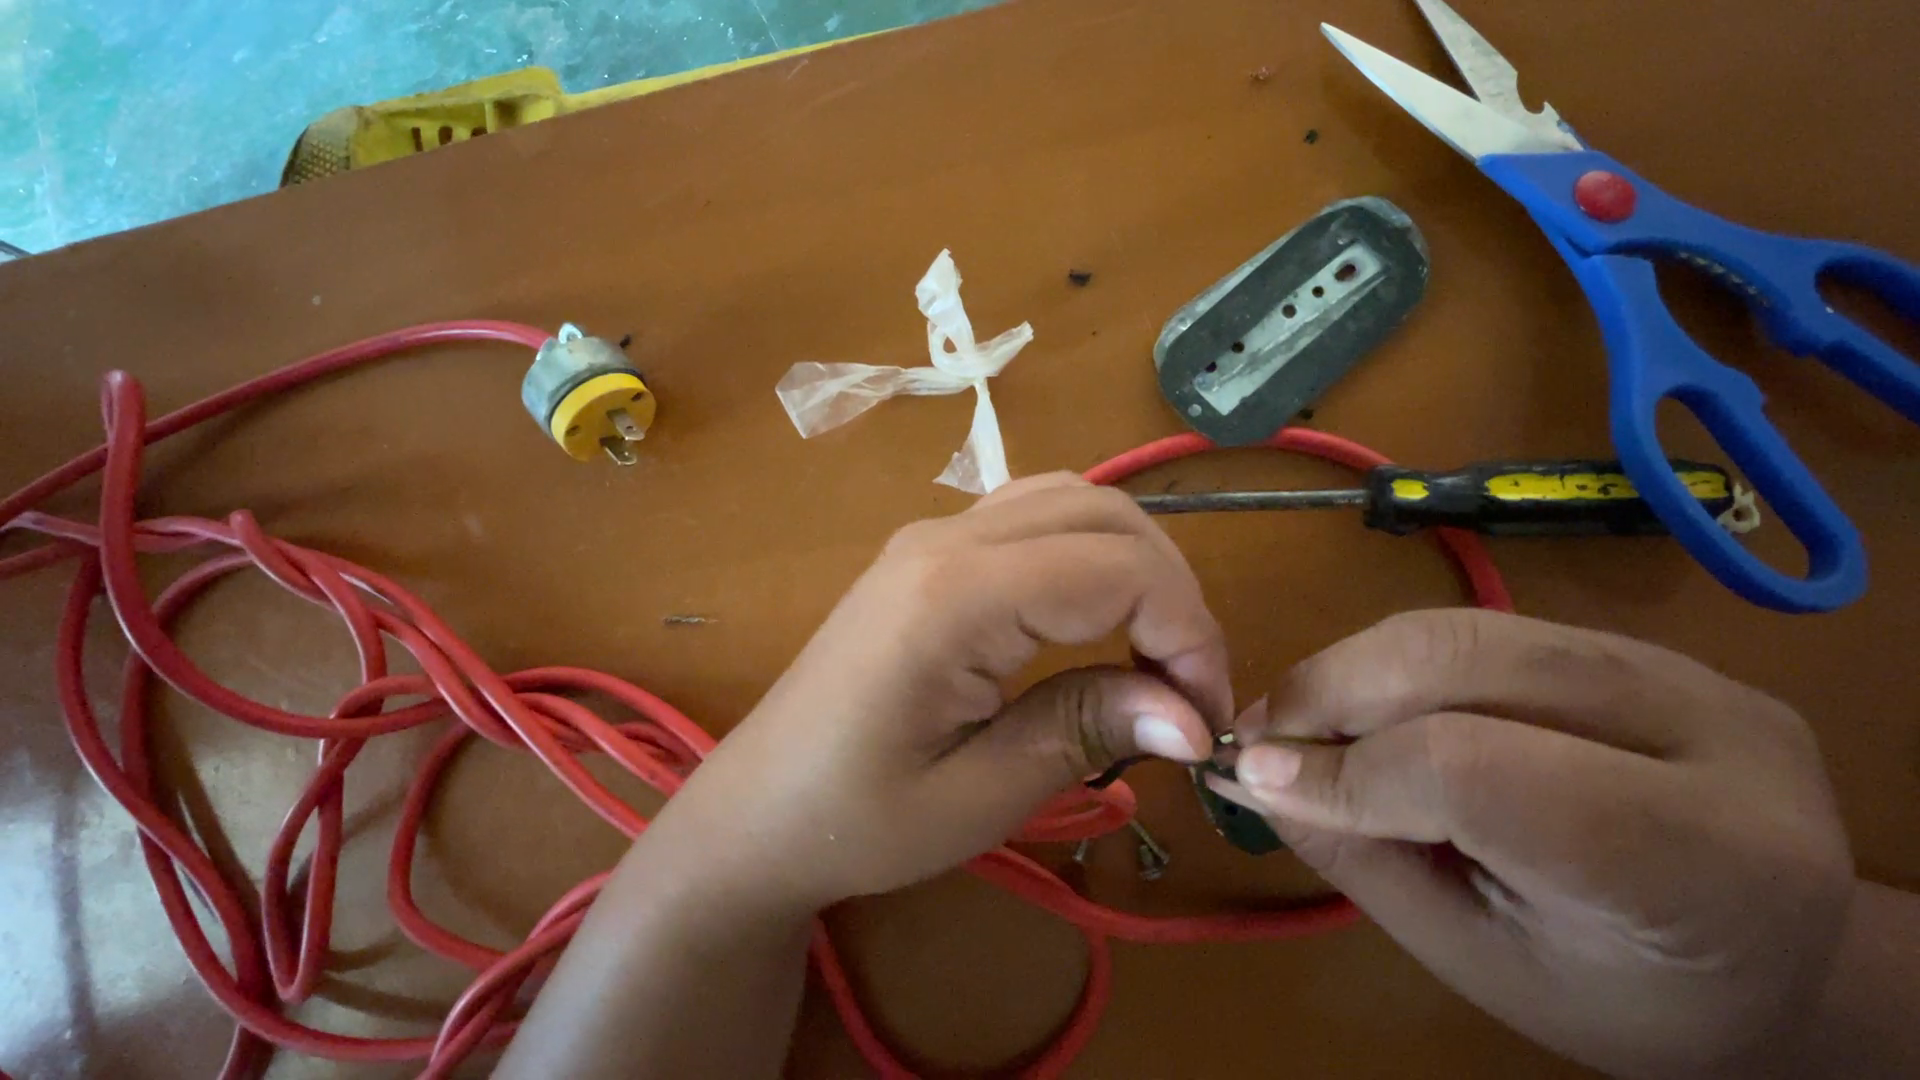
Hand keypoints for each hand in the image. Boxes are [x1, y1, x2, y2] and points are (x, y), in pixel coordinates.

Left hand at [644, 472, 1231, 912]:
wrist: (757, 807)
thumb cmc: (856, 820)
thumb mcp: (978, 795)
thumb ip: (1085, 731)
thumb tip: (1193, 716)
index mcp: (955, 595)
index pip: (1117, 568)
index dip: (1187, 633)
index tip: (1203, 717)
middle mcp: (946, 538)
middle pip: (1105, 517)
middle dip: (1172, 592)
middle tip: (1187, 689)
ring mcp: (931, 534)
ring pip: (1072, 500)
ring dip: (1134, 562)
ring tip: (1151, 649)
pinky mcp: (926, 550)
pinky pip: (1031, 515)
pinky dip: (1087, 550)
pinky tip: (1092, 613)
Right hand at [1212, 609, 1853, 1079]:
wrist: (1764, 955)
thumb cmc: (1618, 992)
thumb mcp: (1479, 959)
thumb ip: (1362, 858)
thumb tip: (1252, 777)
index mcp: (1696, 855)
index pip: (1475, 769)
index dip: (1346, 769)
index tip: (1255, 780)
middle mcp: (1701, 726)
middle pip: (1458, 662)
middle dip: (1331, 691)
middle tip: (1263, 740)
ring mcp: (1672, 666)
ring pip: (1455, 627)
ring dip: (1351, 669)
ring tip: (1303, 724)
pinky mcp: (1630, 643)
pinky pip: (1473, 628)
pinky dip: (1390, 662)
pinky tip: (1366, 708)